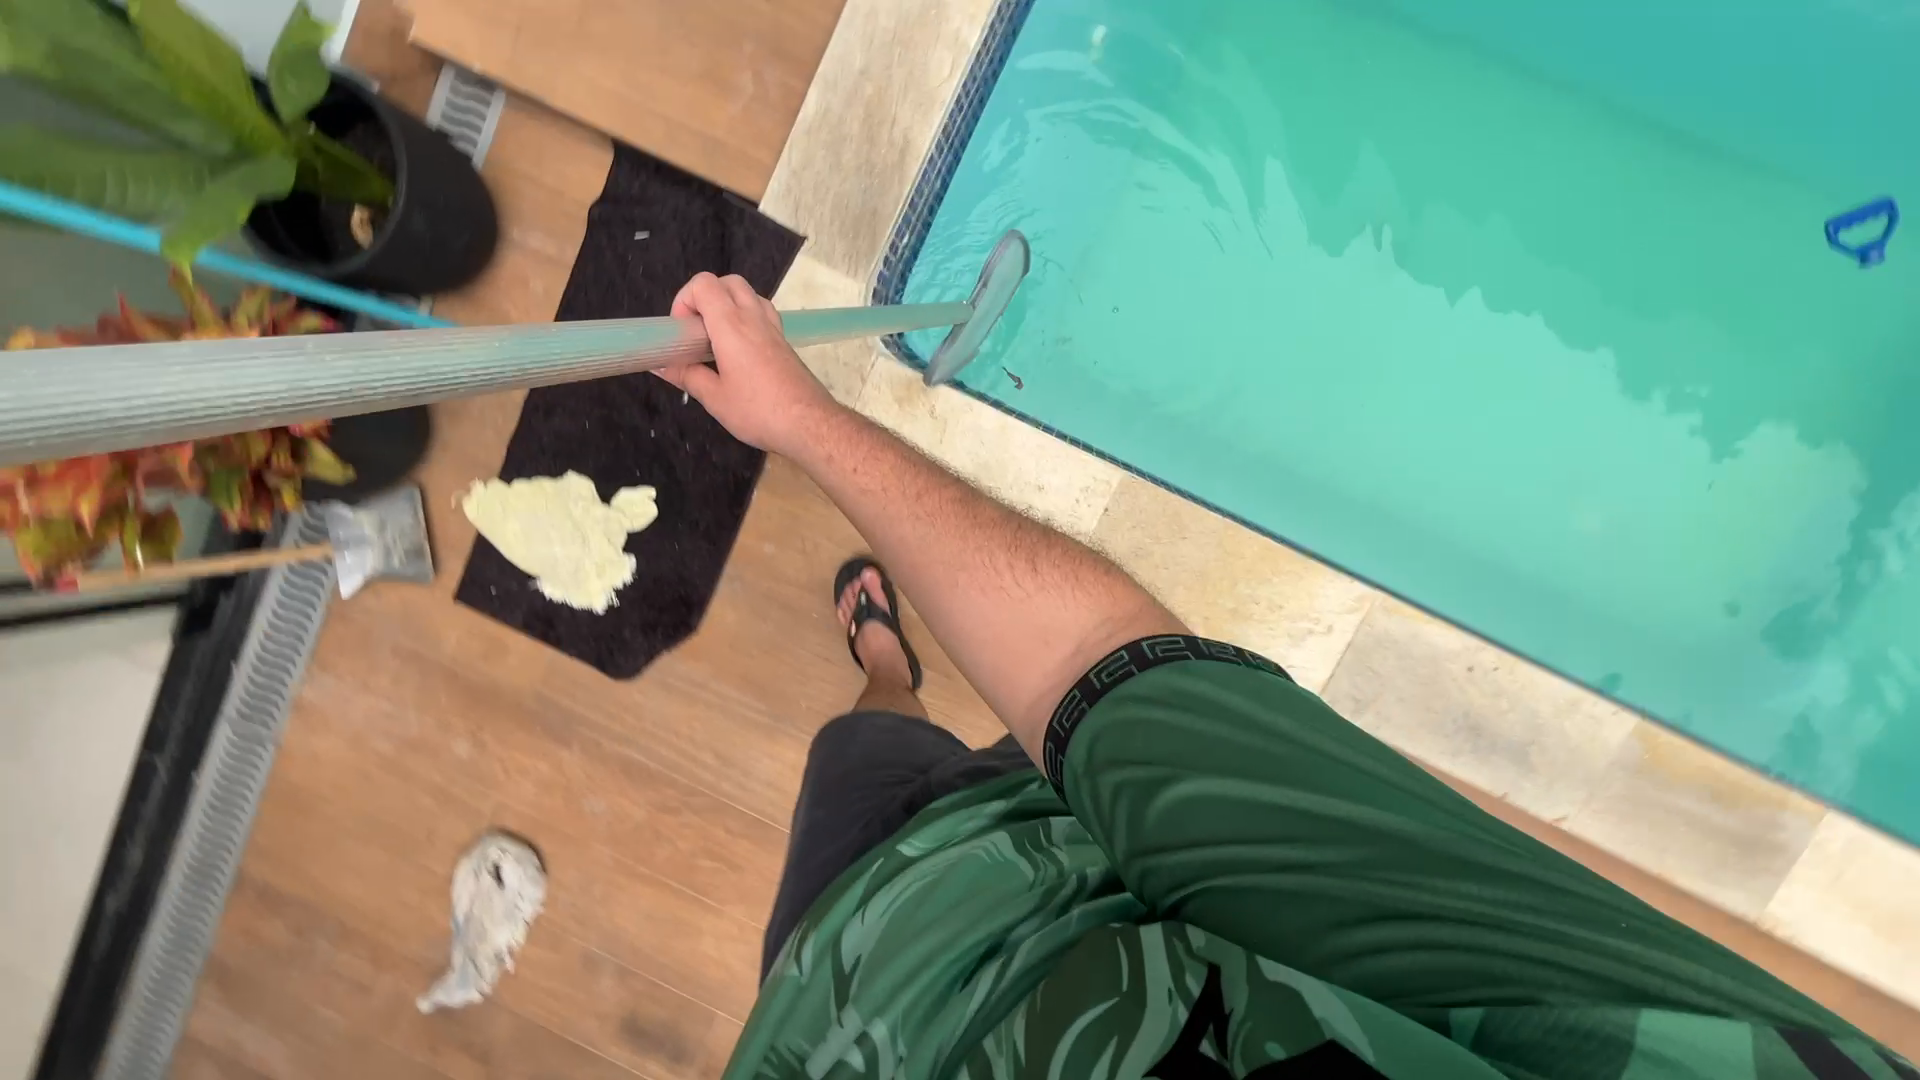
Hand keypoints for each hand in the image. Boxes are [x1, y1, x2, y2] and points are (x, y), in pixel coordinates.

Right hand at [654, 272, 839, 454]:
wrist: (811, 425)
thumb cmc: (760, 412)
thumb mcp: (715, 399)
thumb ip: (686, 376)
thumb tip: (660, 365)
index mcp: (732, 326)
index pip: (704, 284)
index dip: (685, 299)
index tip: (681, 331)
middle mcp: (755, 319)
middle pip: (729, 282)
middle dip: (707, 297)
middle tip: (698, 331)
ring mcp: (775, 330)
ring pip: (750, 296)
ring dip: (730, 306)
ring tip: (718, 340)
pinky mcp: (787, 344)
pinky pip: (765, 316)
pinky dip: (749, 320)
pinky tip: (742, 351)